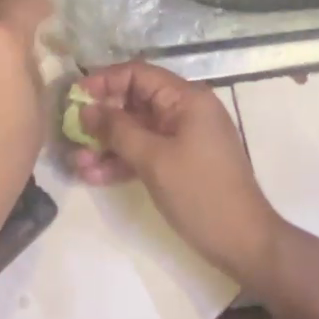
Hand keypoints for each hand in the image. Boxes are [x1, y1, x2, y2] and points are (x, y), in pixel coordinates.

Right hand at [71, 62, 282, 280]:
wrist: (246, 244)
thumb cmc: (200, 192)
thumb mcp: (154, 159)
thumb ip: (117, 130)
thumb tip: (87, 109)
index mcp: (186, 98)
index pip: (138, 74)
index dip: (105, 81)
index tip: (76, 96)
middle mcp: (185, 110)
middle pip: (135, 102)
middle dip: (102, 119)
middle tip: (72, 133)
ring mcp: (184, 138)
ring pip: (137, 130)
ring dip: (107, 145)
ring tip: (77, 162)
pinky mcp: (182, 162)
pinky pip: (146, 151)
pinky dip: (123, 161)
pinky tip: (94, 176)